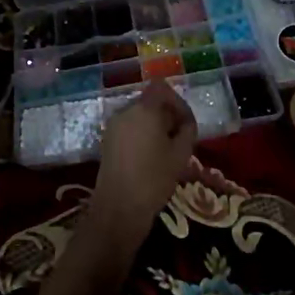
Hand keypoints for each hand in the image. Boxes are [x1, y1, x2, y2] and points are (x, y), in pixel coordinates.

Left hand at [91, 82, 195, 225]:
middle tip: (180, 138)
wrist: (119, 207)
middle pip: (149, 101)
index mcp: (144, 109)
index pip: (161, 87)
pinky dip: (141, 134)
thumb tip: (185, 123)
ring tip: (166, 150)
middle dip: (167, 115)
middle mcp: (125, 111)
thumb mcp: (181, 154)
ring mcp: (113, 126)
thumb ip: (187, 130)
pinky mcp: (107, 140)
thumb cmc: (154, 178)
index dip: (177, 101)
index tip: (186, 123)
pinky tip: (150, 157)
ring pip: (139, 115)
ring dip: (154, 125)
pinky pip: (129, 128)